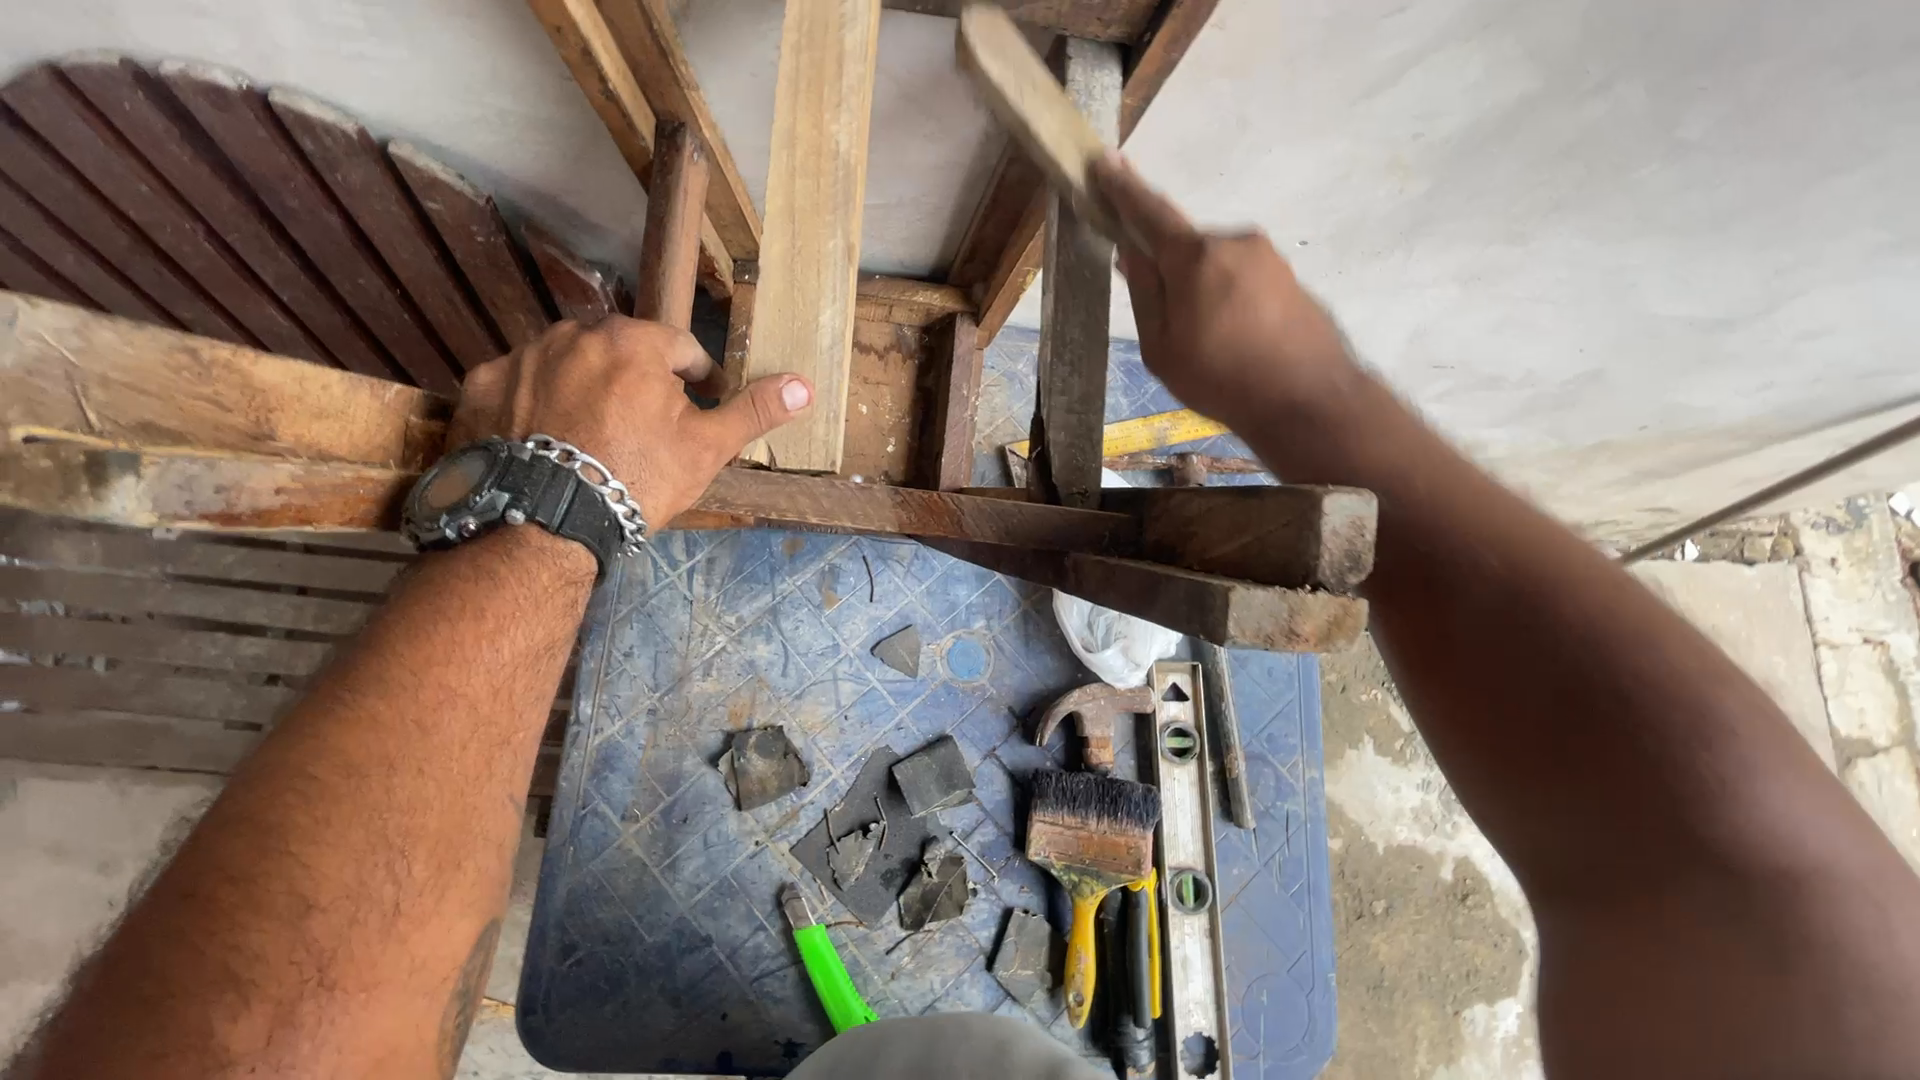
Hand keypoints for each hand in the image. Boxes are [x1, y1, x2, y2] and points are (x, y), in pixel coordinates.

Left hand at [449, 317, 810, 526]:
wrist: (543, 522)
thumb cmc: (637, 478)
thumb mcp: (707, 448)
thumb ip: (752, 411)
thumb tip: (806, 384)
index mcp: (634, 341)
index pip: (681, 349)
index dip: (695, 382)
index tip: (694, 413)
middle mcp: (573, 332)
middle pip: (622, 354)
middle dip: (637, 383)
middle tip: (642, 434)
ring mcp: (520, 356)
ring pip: (570, 366)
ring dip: (586, 390)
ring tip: (592, 440)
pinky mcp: (480, 386)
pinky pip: (520, 386)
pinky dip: (535, 405)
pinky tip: (546, 442)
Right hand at [1091, 152, 1362, 428]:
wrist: (1309, 400)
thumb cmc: (1221, 380)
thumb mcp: (1161, 349)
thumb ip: (1145, 294)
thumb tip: (1132, 253)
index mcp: (1195, 256)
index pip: (1149, 212)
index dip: (1123, 188)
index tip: (1103, 160)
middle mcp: (1234, 241)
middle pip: (1184, 246)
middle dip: (1168, 270)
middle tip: (1167, 321)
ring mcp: (1267, 256)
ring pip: (1214, 263)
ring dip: (1201, 289)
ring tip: (1207, 343)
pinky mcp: (1288, 274)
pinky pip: (1241, 276)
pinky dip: (1228, 298)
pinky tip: (1234, 339)